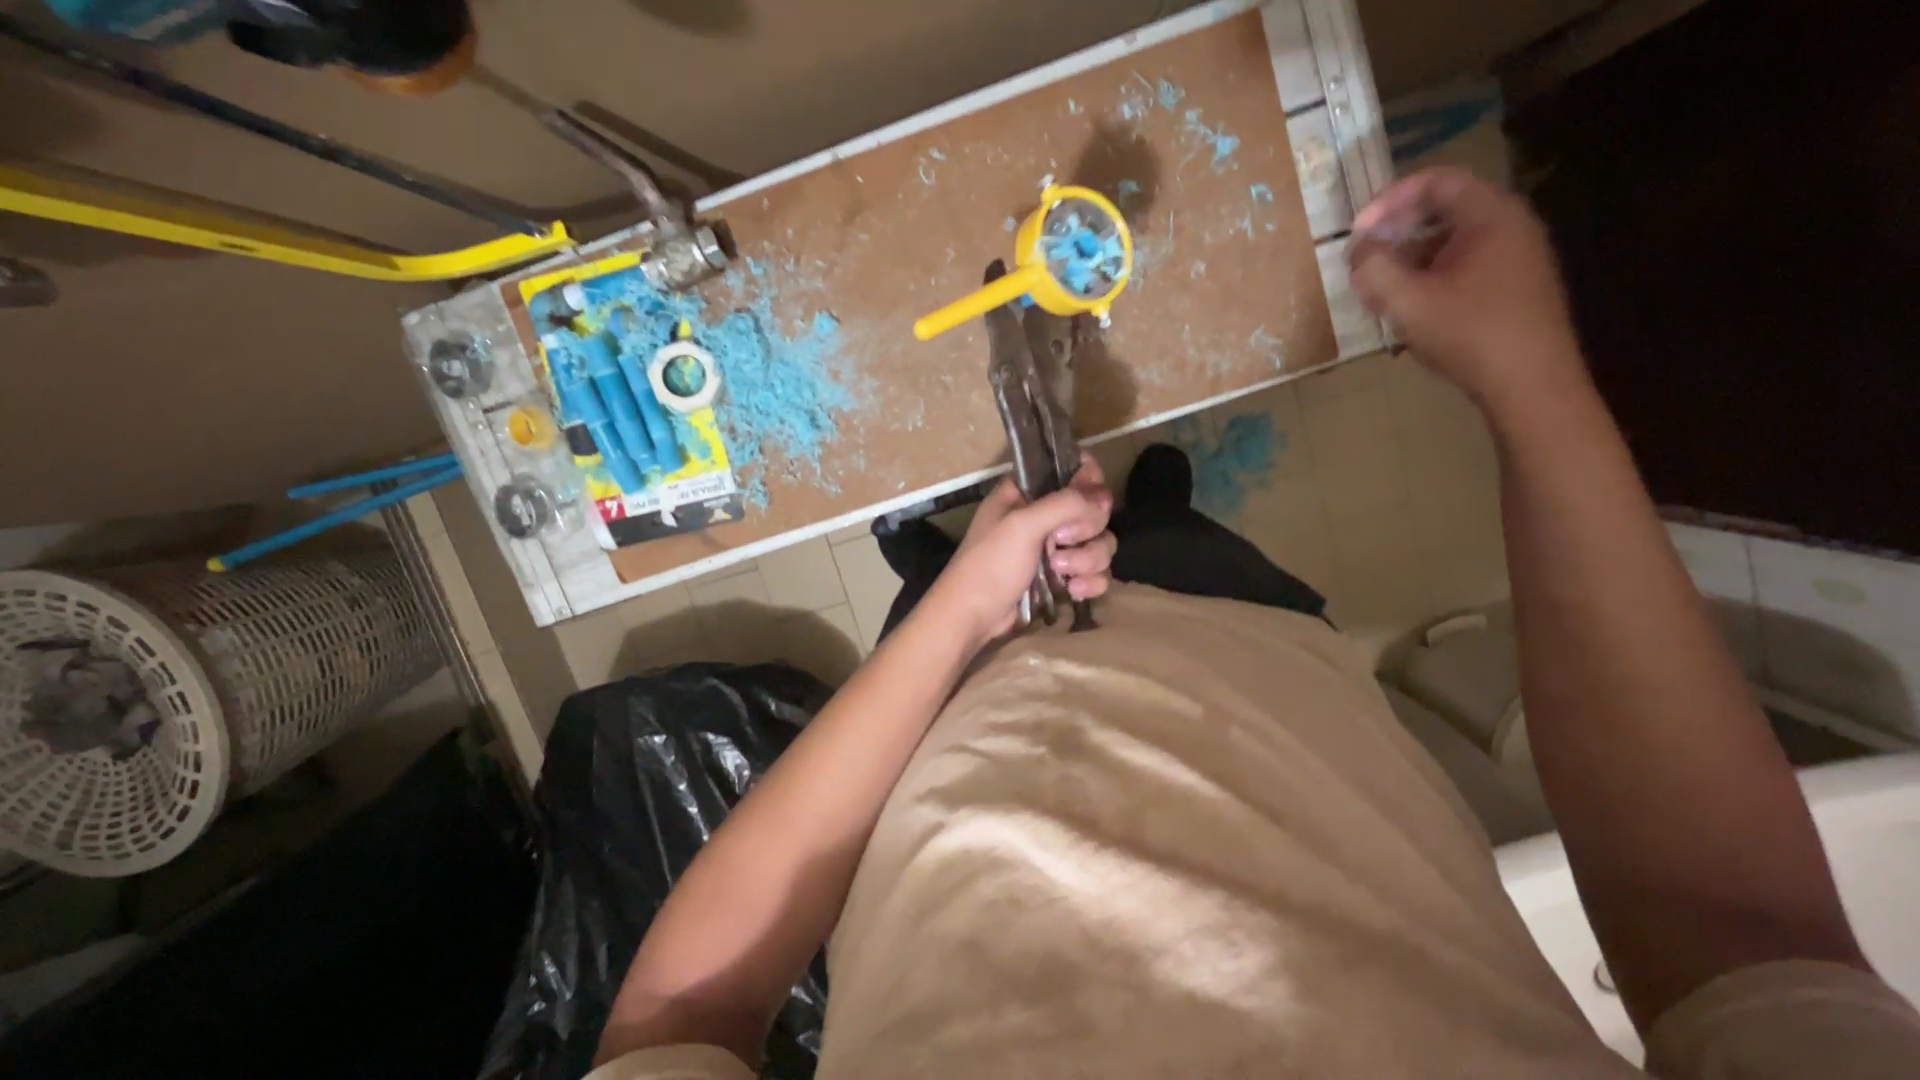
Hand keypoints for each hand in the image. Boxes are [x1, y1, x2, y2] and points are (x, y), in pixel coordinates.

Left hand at [920, 455, 1115, 649]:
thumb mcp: (1022, 525)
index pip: (1075, 471)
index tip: (1087, 503)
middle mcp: (1045, 515)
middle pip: (1094, 510)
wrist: (973, 617)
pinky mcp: (1062, 577)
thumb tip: (1103, 500)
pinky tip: (1073, 592)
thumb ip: (1065, 504)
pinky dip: (1090, 582)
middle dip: (1087, 531)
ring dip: (1088, 559)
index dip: (1089, 485)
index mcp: (1028, 492)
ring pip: (1099, 543)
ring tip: (1062, 573)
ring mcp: (1055, 548)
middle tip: (1060, 543)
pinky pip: (1095, 572)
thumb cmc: (990, 564)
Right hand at [1349, 167, 1584, 409]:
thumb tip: (1359, 251)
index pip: (1436, 181)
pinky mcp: (1518, 288)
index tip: (1359, 232)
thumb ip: (1374, 269)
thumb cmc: (1470, 334)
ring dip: (1411, 259)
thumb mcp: (1408, 302)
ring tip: (1383, 293)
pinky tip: (1414, 311)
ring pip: (1454, 242)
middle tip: (1366, 260)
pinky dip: (1433, 277)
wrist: (1532, 385)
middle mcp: (1512, 226)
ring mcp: (1520, 258)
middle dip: (1397, 232)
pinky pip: (1468, 265)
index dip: (1389, 199)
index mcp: (1491, 216)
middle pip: (1445, 210)